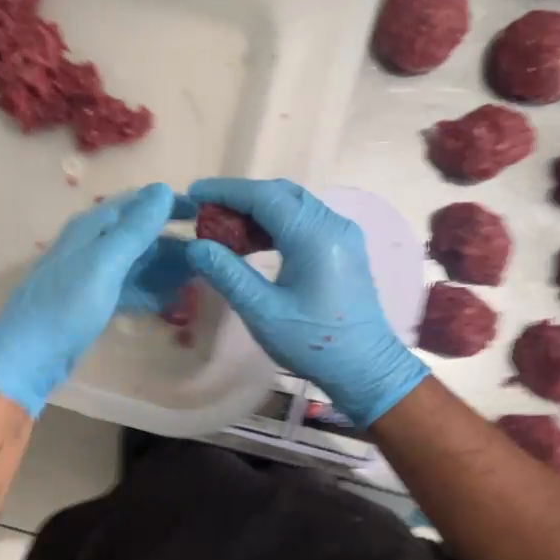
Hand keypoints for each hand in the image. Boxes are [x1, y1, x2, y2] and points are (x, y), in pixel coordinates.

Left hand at [0, 183, 191, 415]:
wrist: (28, 357)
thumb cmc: (65, 307)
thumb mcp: (103, 264)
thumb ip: (133, 229)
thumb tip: (163, 190)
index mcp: (89, 229)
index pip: (135, 204)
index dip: (169, 205)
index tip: (204, 213)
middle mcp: (89, 247)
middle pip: (137, 235)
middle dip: (171, 241)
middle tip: (209, 253)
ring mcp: (90, 277)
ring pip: (134, 264)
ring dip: (164, 267)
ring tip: (197, 277)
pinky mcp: (91, 305)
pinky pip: (127, 289)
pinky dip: (149, 291)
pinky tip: (170, 300)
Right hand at [183, 178, 427, 426]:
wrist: (364, 366)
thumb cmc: (312, 343)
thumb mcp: (263, 312)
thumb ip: (228, 274)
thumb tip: (195, 247)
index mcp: (313, 235)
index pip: (264, 196)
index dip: (226, 192)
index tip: (194, 193)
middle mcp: (332, 224)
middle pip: (281, 194)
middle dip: (241, 199)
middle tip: (205, 213)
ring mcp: (341, 235)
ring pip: (294, 206)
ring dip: (258, 212)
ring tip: (223, 231)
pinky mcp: (343, 248)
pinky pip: (305, 222)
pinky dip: (276, 225)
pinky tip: (253, 245)